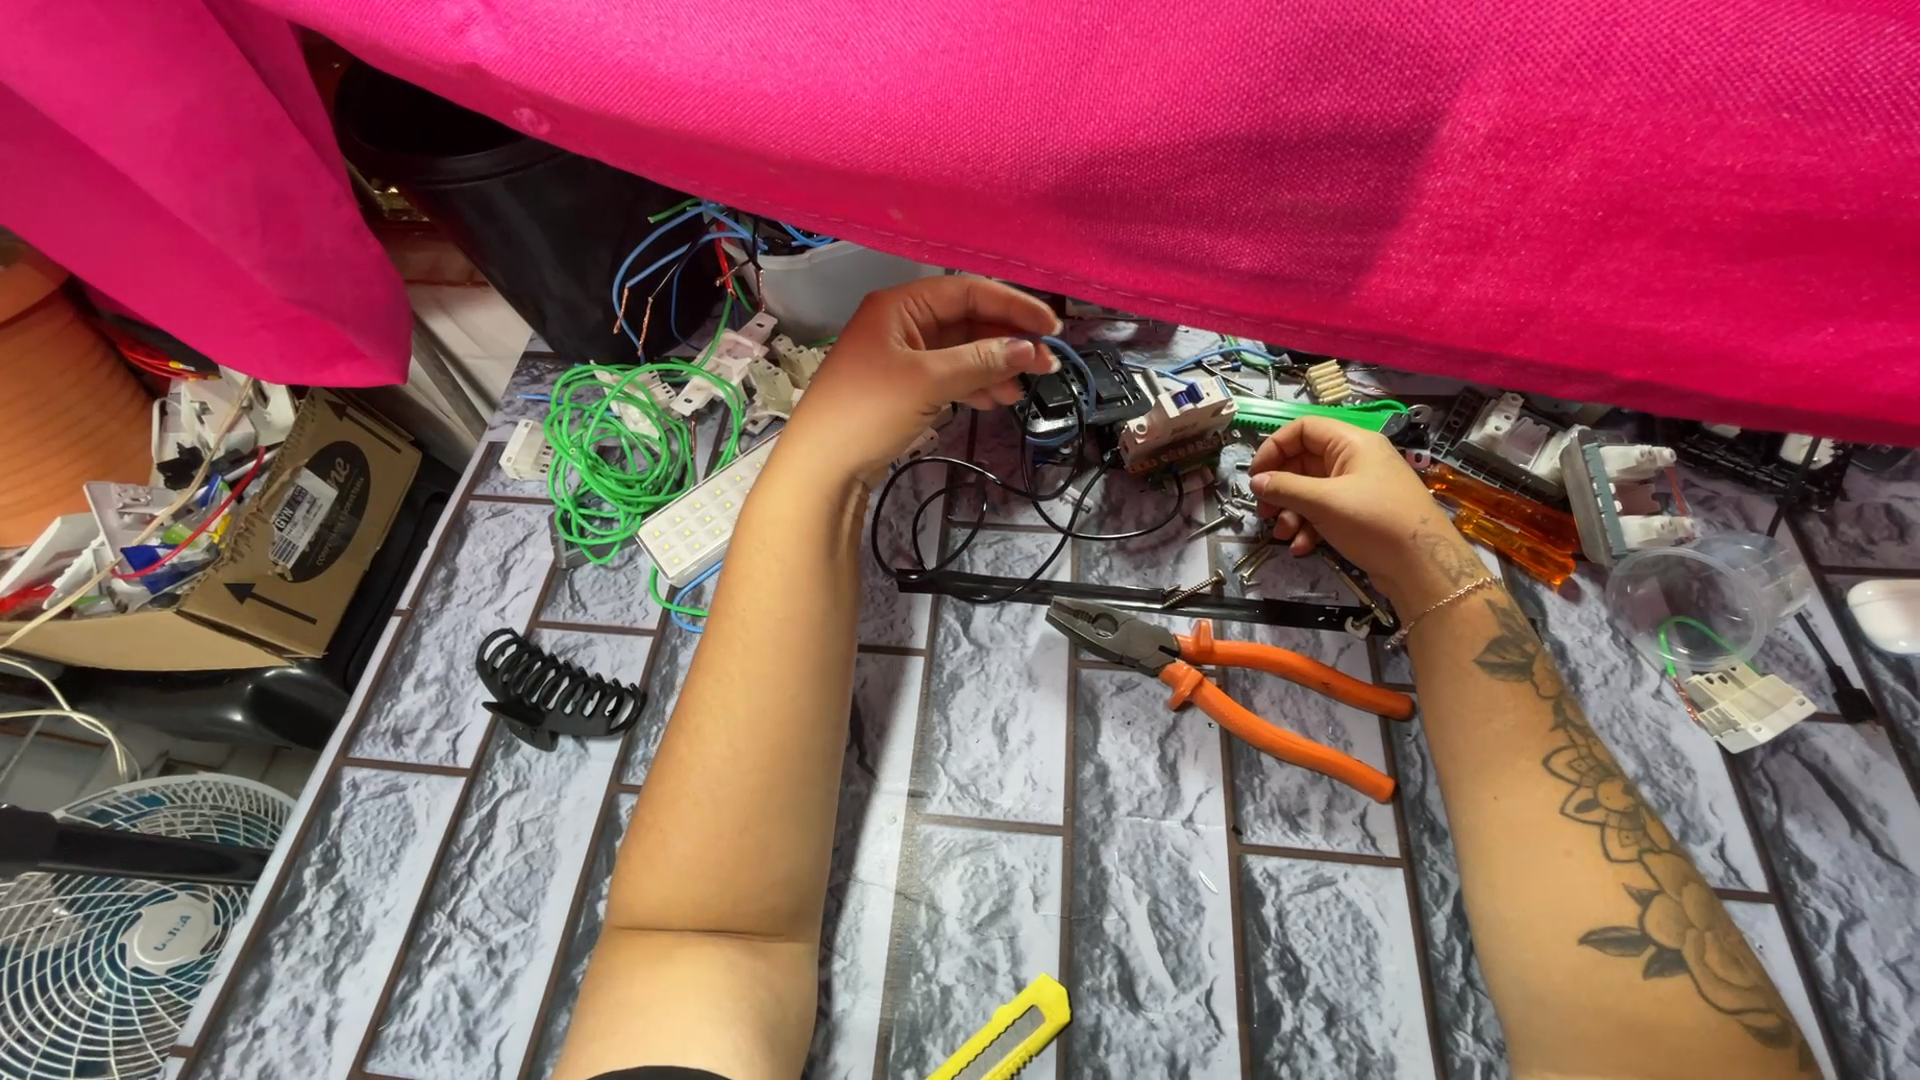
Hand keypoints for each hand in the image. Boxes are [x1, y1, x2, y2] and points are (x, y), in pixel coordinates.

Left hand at [778, 276, 1060, 482]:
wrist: (822, 467)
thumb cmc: (868, 411)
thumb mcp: (929, 381)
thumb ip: (981, 360)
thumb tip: (1028, 349)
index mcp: (901, 305)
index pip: (969, 292)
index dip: (1013, 307)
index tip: (1051, 329)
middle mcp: (902, 323)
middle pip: (967, 322)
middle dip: (1007, 342)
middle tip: (1046, 365)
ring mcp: (902, 357)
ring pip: (961, 352)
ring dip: (994, 367)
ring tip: (1020, 391)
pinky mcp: (903, 387)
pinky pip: (949, 376)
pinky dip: (974, 385)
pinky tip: (994, 400)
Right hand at [1248, 417, 1488, 609]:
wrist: (1421, 566)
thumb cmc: (1373, 522)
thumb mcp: (1323, 502)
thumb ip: (1284, 488)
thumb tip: (1255, 481)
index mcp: (1352, 443)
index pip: (1303, 429)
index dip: (1274, 448)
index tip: (1256, 475)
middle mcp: (1355, 460)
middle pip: (1303, 462)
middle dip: (1279, 488)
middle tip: (1264, 510)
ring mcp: (1357, 488)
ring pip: (1309, 491)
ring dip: (1290, 513)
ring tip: (1282, 535)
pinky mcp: (1358, 514)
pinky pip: (1323, 512)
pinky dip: (1308, 527)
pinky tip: (1301, 547)